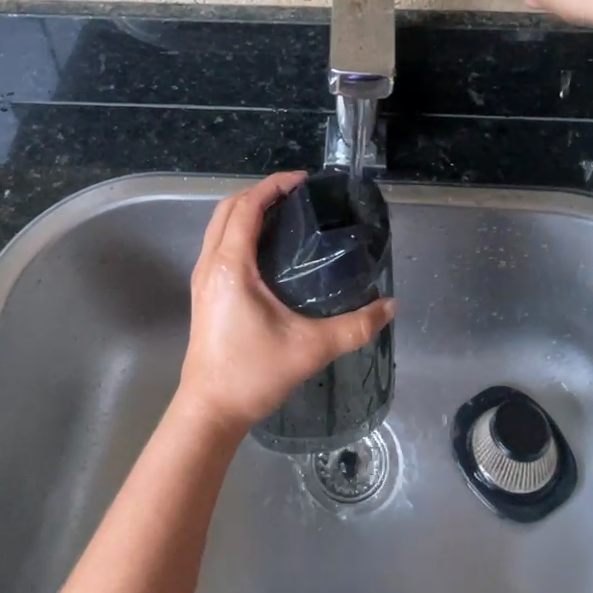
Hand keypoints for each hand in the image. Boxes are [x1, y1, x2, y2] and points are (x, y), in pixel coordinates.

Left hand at [176, 172, 396, 435]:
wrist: (210, 411)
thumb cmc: (253, 374)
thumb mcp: (311, 348)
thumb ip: (355, 326)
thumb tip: (390, 306)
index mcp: (231, 266)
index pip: (246, 208)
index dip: (273, 186)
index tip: (303, 181)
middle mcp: (210, 264)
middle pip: (227, 209)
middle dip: (259, 192)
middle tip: (296, 193)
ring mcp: (203, 279)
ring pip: (219, 226)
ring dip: (247, 210)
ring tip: (284, 212)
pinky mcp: (204, 293)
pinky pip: (219, 244)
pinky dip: (239, 230)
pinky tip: (267, 246)